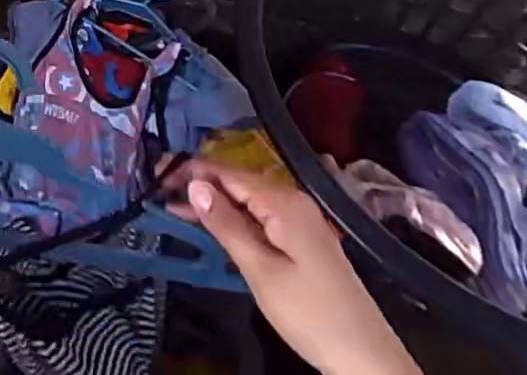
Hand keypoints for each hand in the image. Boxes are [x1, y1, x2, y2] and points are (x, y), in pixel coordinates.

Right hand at [168, 160, 421, 374]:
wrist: (367, 359)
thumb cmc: (311, 314)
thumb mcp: (261, 271)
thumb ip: (226, 225)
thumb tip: (195, 184)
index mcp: (284, 202)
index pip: (229, 174)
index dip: (192, 170)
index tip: (159, 170)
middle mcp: (292, 200)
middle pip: (237, 183)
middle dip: (200, 183)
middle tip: (160, 186)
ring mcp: (299, 220)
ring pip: (247, 200)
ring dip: (214, 201)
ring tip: (175, 204)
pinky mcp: (301, 239)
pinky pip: (260, 216)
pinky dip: (233, 218)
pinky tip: (213, 223)